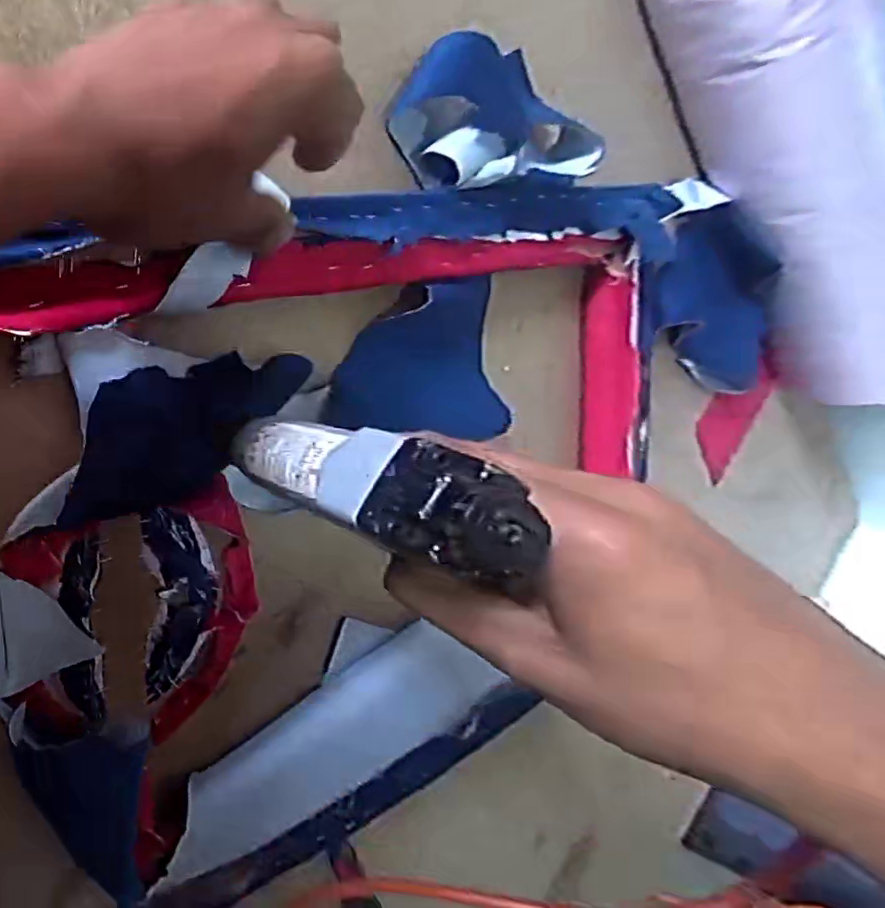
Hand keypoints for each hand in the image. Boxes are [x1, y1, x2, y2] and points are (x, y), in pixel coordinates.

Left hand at [23, 0, 362, 250]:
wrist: (63, 135)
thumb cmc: (156, 180)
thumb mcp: (215, 216)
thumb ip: (259, 221)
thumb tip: (277, 230)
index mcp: (304, 74)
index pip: (341, 108)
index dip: (329, 142)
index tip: (308, 164)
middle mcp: (267, 24)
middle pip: (311, 52)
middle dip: (302, 93)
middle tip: (271, 133)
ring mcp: (209, 9)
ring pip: (254, 33)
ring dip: (252, 69)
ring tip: (220, 111)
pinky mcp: (156, 11)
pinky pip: (198, 34)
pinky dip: (199, 61)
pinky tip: (166, 95)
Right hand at [386, 441, 884, 849]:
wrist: (841, 735)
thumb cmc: (677, 704)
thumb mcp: (540, 665)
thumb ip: (451, 605)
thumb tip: (395, 565)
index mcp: (574, 522)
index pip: (460, 462)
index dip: (399, 466)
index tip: (357, 484)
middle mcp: (607, 489)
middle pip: (489, 459)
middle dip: (431, 479)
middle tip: (392, 514)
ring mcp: (643, 497)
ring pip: (527, 472)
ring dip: (477, 493)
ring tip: (448, 538)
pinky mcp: (665, 514)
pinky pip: (567, 490)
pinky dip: (521, 505)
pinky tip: (517, 550)